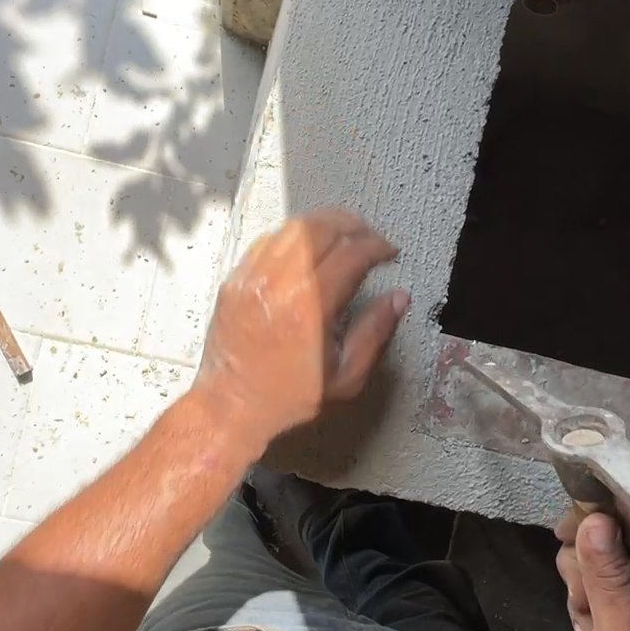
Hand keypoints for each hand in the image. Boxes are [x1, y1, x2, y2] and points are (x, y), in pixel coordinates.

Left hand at [192, 208, 409, 448]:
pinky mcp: (234, 281)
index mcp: (310, 307)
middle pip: (320, 228)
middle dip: (352, 225)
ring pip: (291, 228)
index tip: (390, 252)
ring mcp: (252, 278)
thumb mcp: (345, 377)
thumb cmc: (290, 397)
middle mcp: (279, 283)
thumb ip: (375, 333)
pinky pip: (266, 241)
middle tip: (369, 237)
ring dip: (322, 225)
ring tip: (341, 237)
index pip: (351, 254)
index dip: (377, 246)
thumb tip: (399, 298)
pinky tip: (304, 250)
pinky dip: (291, 237)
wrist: (230, 406)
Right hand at [555, 508, 629, 630]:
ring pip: (595, 558)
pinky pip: (600, 582)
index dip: (589, 520)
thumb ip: (606, 575)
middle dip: (583, 566)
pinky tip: (593, 630)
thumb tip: (592, 518)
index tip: (562, 538)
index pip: (626, 514)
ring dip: (582, 588)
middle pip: (604, 533)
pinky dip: (589, 603)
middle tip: (586, 606)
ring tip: (592, 626)